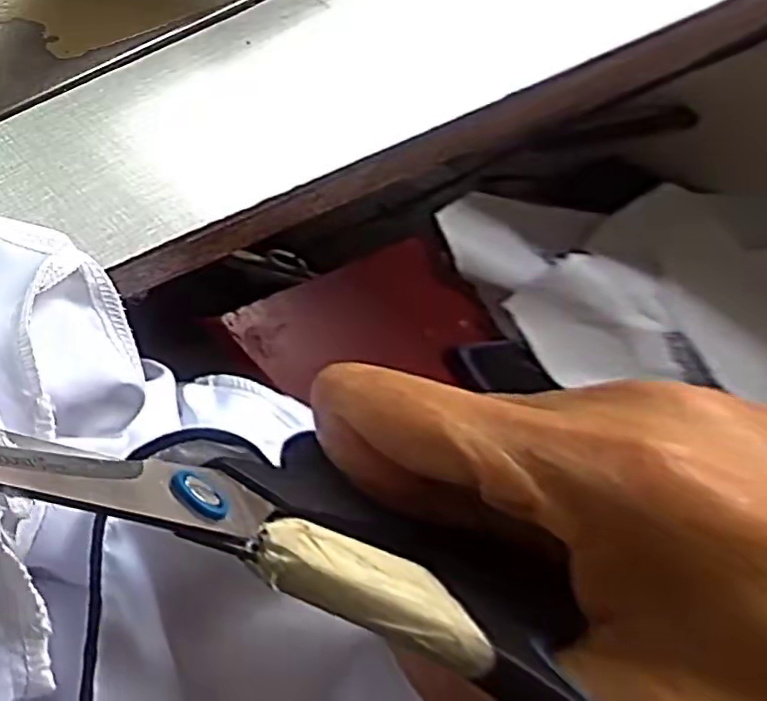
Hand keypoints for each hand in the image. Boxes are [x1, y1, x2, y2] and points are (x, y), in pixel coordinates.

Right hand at [312, 364, 766, 700]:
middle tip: (514, 596)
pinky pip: (570, 442)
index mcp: (609, 468)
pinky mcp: (721, 429)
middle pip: (432, 418)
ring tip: (597, 594)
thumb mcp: (595, 700)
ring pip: (499, 433)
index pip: (361, 400)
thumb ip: (435, 633)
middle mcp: (642, 412)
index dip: (350, 468)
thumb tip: (357, 587)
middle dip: (439, 503)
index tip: (403, 543)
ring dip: (506, 506)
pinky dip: (565, 503)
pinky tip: (645, 575)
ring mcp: (693, 414)